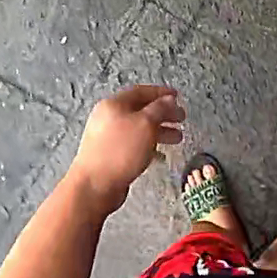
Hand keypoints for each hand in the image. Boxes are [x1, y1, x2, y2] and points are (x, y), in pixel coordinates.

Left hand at [68, 85, 184, 210]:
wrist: (95, 185)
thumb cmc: (119, 151)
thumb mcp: (146, 124)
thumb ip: (160, 109)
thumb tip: (169, 99)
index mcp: (114, 105)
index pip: (141, 92)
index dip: (161, 93)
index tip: (176, 96)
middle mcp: (109, 118)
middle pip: (141, 110)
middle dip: (163, 114)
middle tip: (180, 118)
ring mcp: (108, 138)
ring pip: (139, 129)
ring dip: (159, 131)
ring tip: (177, 138)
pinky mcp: (110, 155)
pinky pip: (133, 145)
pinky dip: (149, 146)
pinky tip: (160, 154)